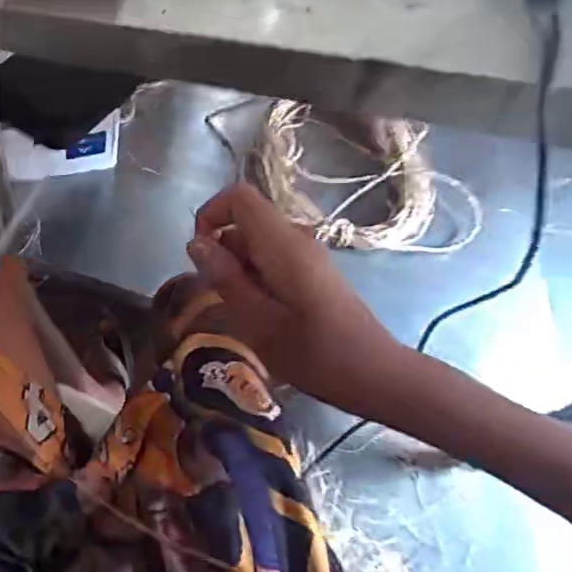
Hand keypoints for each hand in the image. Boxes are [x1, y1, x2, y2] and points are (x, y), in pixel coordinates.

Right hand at [187, 184, 411, 419]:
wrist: (375, 374)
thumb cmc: (312, 352)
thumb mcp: (255, 319)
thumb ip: (224, 276)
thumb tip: (196, 243)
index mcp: (282, 244)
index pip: (239, 196)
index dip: (211, 213)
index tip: (199, 252)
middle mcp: (296, 238)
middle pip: (244, 221)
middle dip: (221, 250)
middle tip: (219, 295)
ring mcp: (307, 253)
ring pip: (255, 241)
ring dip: (236, 267)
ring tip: (240, 309)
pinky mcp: (312, 269)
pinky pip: (271, 256)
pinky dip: (253, 275)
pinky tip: (259, 310)